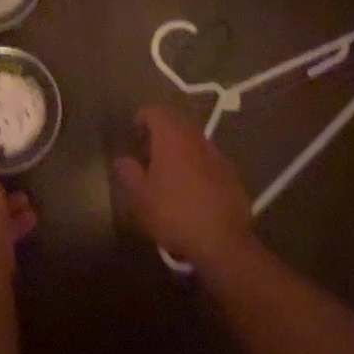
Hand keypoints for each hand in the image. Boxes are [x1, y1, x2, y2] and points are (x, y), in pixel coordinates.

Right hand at [114, 106, 256, 267]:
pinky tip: (190, 184)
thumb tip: (122, 159)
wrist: (222, 241)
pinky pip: (208, 157)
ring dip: (180, 145)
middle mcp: (196, 140)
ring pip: (195, 139)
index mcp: (172, 139)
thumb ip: (128, 173)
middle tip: (147, 147)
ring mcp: (217, 156)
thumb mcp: (140, 198)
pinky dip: (196, 161)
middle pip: (177, 122)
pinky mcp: (231, 174)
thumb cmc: (174, 214)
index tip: (133, 131)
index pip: (156, 112)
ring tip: (167, 166)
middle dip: (161, 129)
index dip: (142, 117)